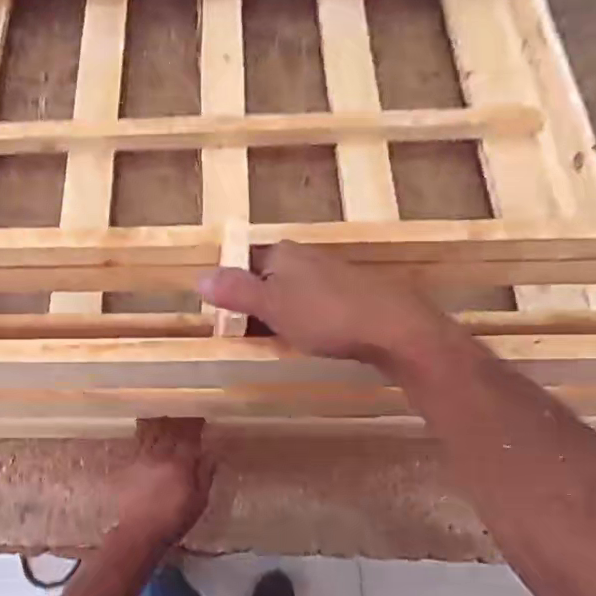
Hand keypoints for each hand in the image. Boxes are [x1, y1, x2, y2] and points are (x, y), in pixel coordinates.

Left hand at [110, 418, 214, 550]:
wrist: (140, 532)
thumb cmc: (174, 520)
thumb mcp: (198, 501)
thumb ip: (205, 476)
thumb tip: (210, 455)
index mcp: (180, 463)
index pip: (190, 441)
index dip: (195, 433)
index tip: (199, 428)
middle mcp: (160, 456)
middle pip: (169, 435)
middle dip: (177, 429)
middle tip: (181, 424)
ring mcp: (142, 460)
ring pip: (151, 437)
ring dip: (159, 430)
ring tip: (163, 423)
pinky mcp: (128, 468)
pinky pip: (137, 448)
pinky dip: (143, 441)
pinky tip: (144, 439)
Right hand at [196, 241, 451, 368]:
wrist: (396, 329)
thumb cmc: (326, 315)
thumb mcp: (272, 305)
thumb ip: (236, 291)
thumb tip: (199, 276)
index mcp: (283, 252)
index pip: (243, 262)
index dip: (230, 289)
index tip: (223, 319)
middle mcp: (306, 257)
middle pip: (266, 278)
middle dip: (254, 305)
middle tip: (245, 337)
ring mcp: (331, 276)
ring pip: (291, 294)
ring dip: (278, 316)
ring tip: (274, 343)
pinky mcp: (351, 295)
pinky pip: (314, 306)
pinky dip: (304, 322)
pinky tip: (309, 340)